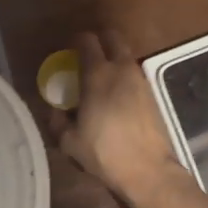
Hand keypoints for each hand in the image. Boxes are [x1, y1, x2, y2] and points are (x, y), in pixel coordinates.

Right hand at [59, 32, 193, 203]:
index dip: (76, 41)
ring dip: (113, 60)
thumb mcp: (69, 142)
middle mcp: (121, 69)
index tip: (68, 52)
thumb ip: (57, 121)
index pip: (87, 41)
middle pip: (112, 38)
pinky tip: (116, 99)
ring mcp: (140, 80)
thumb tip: (55, 110)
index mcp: (97, 75)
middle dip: (99, 41)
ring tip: (101, 81)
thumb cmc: (104, 153)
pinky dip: (124, 78)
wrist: (147, 169)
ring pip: (126, 56)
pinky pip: (134, 75)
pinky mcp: (152, 95)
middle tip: (87, 58)